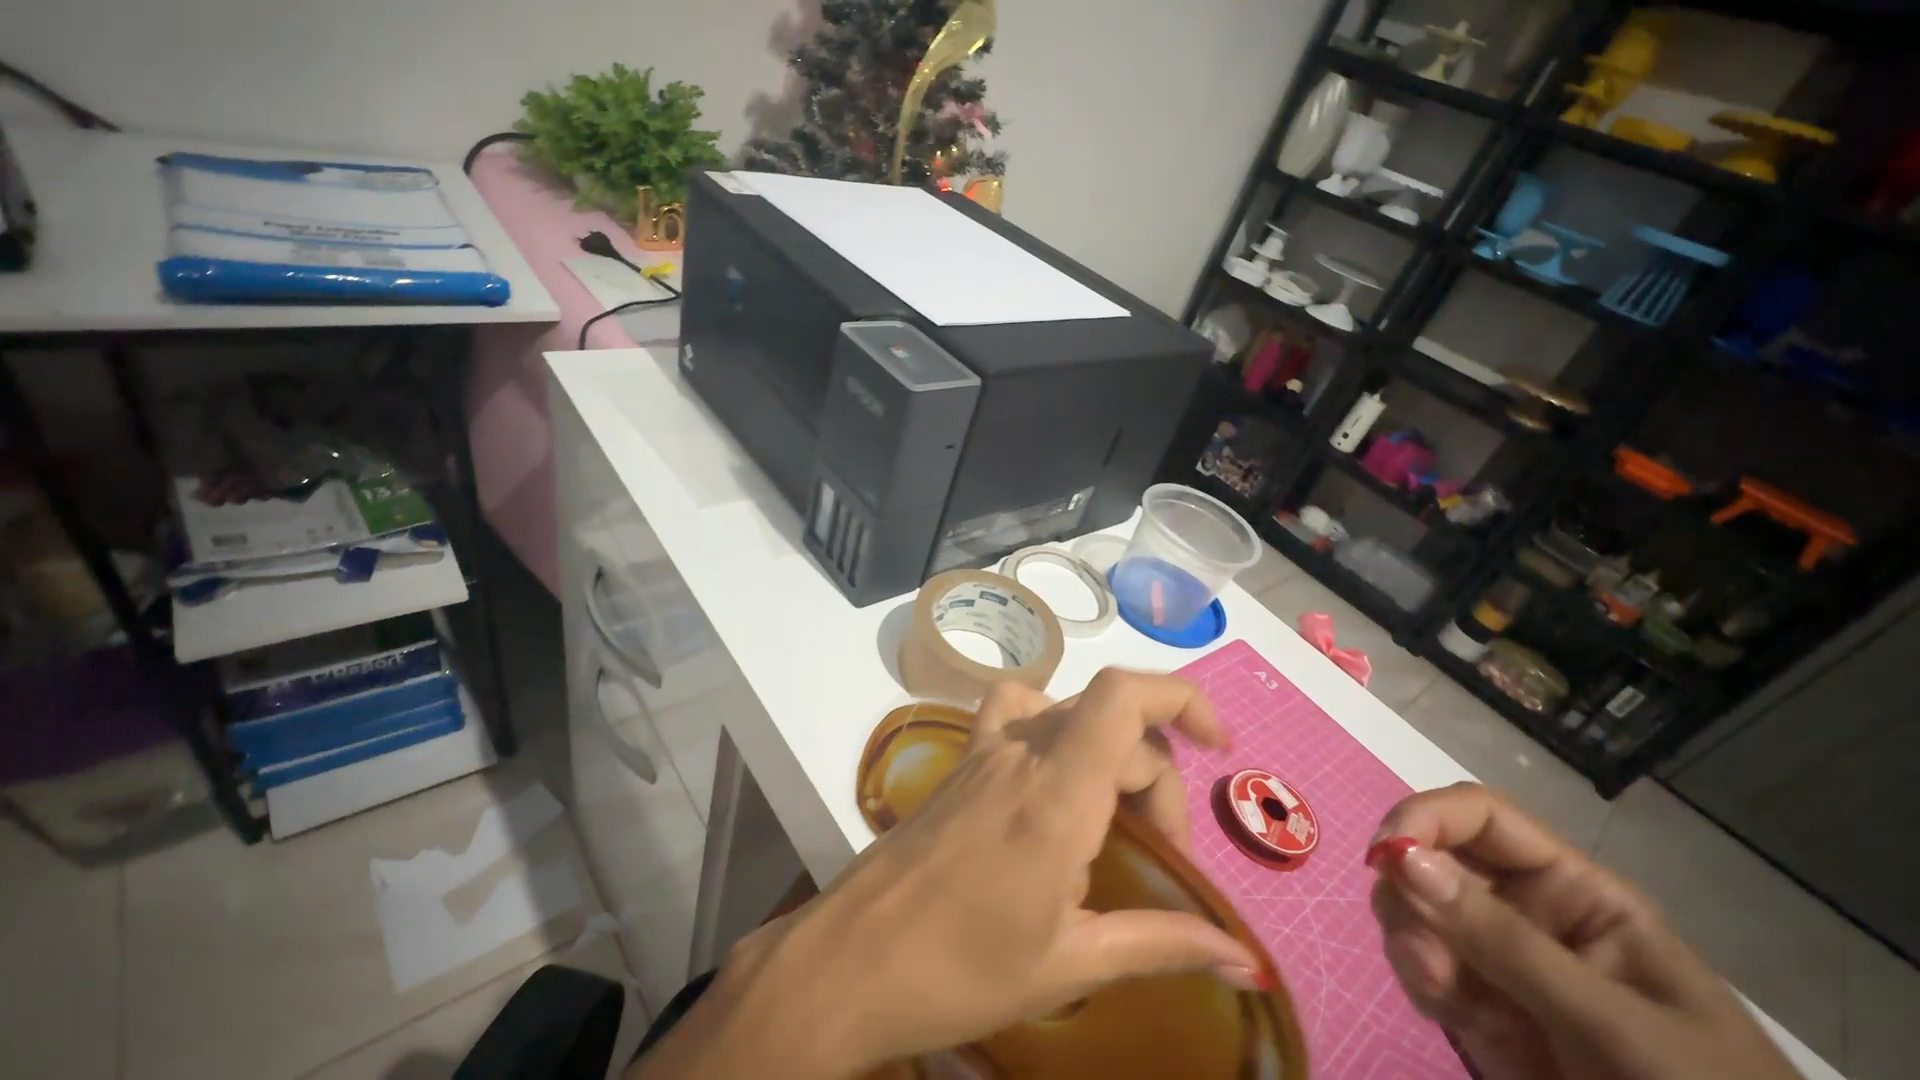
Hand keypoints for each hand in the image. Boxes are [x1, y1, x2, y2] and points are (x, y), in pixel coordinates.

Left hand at [697, 671, 1263, 1076]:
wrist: (847, 966)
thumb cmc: (958, 971)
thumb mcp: (1070, 962)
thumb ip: (1161, 945)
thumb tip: (1246, 958)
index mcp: (1056, 795)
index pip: (1125, 698)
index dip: (1184, 699)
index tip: (1221, 748)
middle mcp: (1020, 755)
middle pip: (1112, 721)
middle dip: (1156, 780)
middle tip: (1161, 860)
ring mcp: (982, 755)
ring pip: (1068, 714)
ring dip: (1110, 751)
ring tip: (1116, 816)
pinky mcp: (959, 768)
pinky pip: (1016, 716)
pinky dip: (1053, 728)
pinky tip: (1054, 784)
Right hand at [1367, 783, 1800, 1079]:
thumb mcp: (1611, 1019)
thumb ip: (1505, 942)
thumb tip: (1402, 856)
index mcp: (1575, 891)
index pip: (1482, 818)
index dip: (1426, 817)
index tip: (1383, 855)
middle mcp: (1528, 912)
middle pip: (1435, 861)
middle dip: (1410, 894)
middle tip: (1422, 955)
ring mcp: (1500, 963)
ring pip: (1417, 913)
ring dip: (1408, 940)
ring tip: (1439, 995)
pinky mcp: (1480, 1011)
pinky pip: (1423, 969)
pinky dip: (1416, 980)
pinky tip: (1443, 1011)